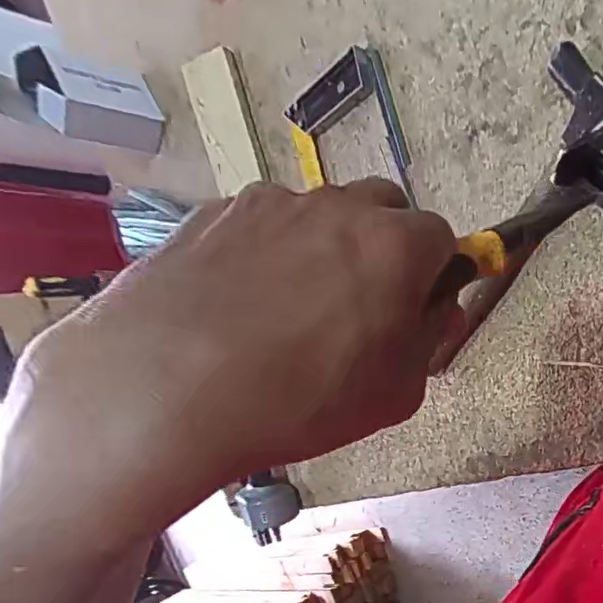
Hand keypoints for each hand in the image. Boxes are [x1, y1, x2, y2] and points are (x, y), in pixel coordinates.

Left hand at [10, 180, 458, 530]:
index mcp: (395, 245)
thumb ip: (431, 341)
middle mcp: (338, 207)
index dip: (437, 275)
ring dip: (330, 246)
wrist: (160, 392)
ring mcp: (269, 203)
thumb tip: (439, 310)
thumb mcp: (396, 392)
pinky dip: (272, 251)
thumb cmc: (303, 399)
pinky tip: (246, 304)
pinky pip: (264, 224)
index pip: (442, 237)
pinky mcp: (211, 212)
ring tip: (296, 309)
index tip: (419, 309)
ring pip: (323, 213)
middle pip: (386, 209)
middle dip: (390, 247)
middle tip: (367, 303)